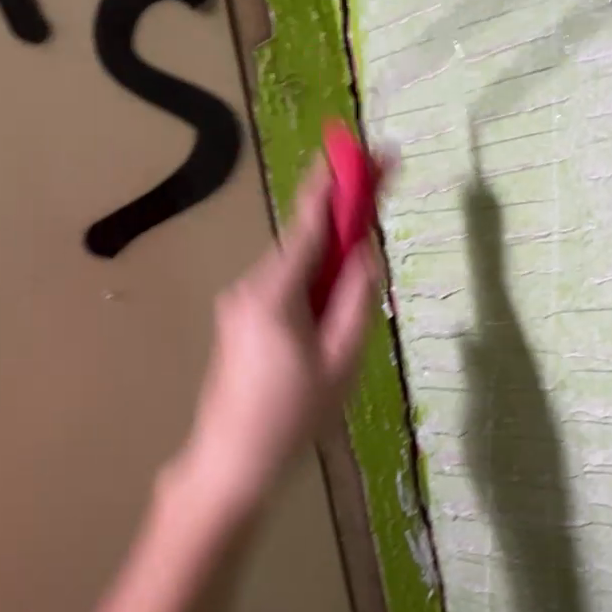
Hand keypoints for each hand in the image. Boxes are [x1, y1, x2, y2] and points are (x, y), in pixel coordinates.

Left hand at [173, 160, 384, 507]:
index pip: (310, 224)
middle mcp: (250, 287)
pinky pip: (287, 284)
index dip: (334, 184)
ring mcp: (240, 303)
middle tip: (379, 186)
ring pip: (297, 264)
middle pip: (304, 239)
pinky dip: (316, 277)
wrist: (233, 461)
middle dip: (342, 213)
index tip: (355, 149)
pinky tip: (336, 297)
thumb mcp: (343, 357)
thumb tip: (368, 252)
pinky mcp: (242, 320)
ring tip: (366, 262)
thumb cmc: (295, 413)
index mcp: (274, 293)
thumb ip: (357, 298)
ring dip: (332, 253)